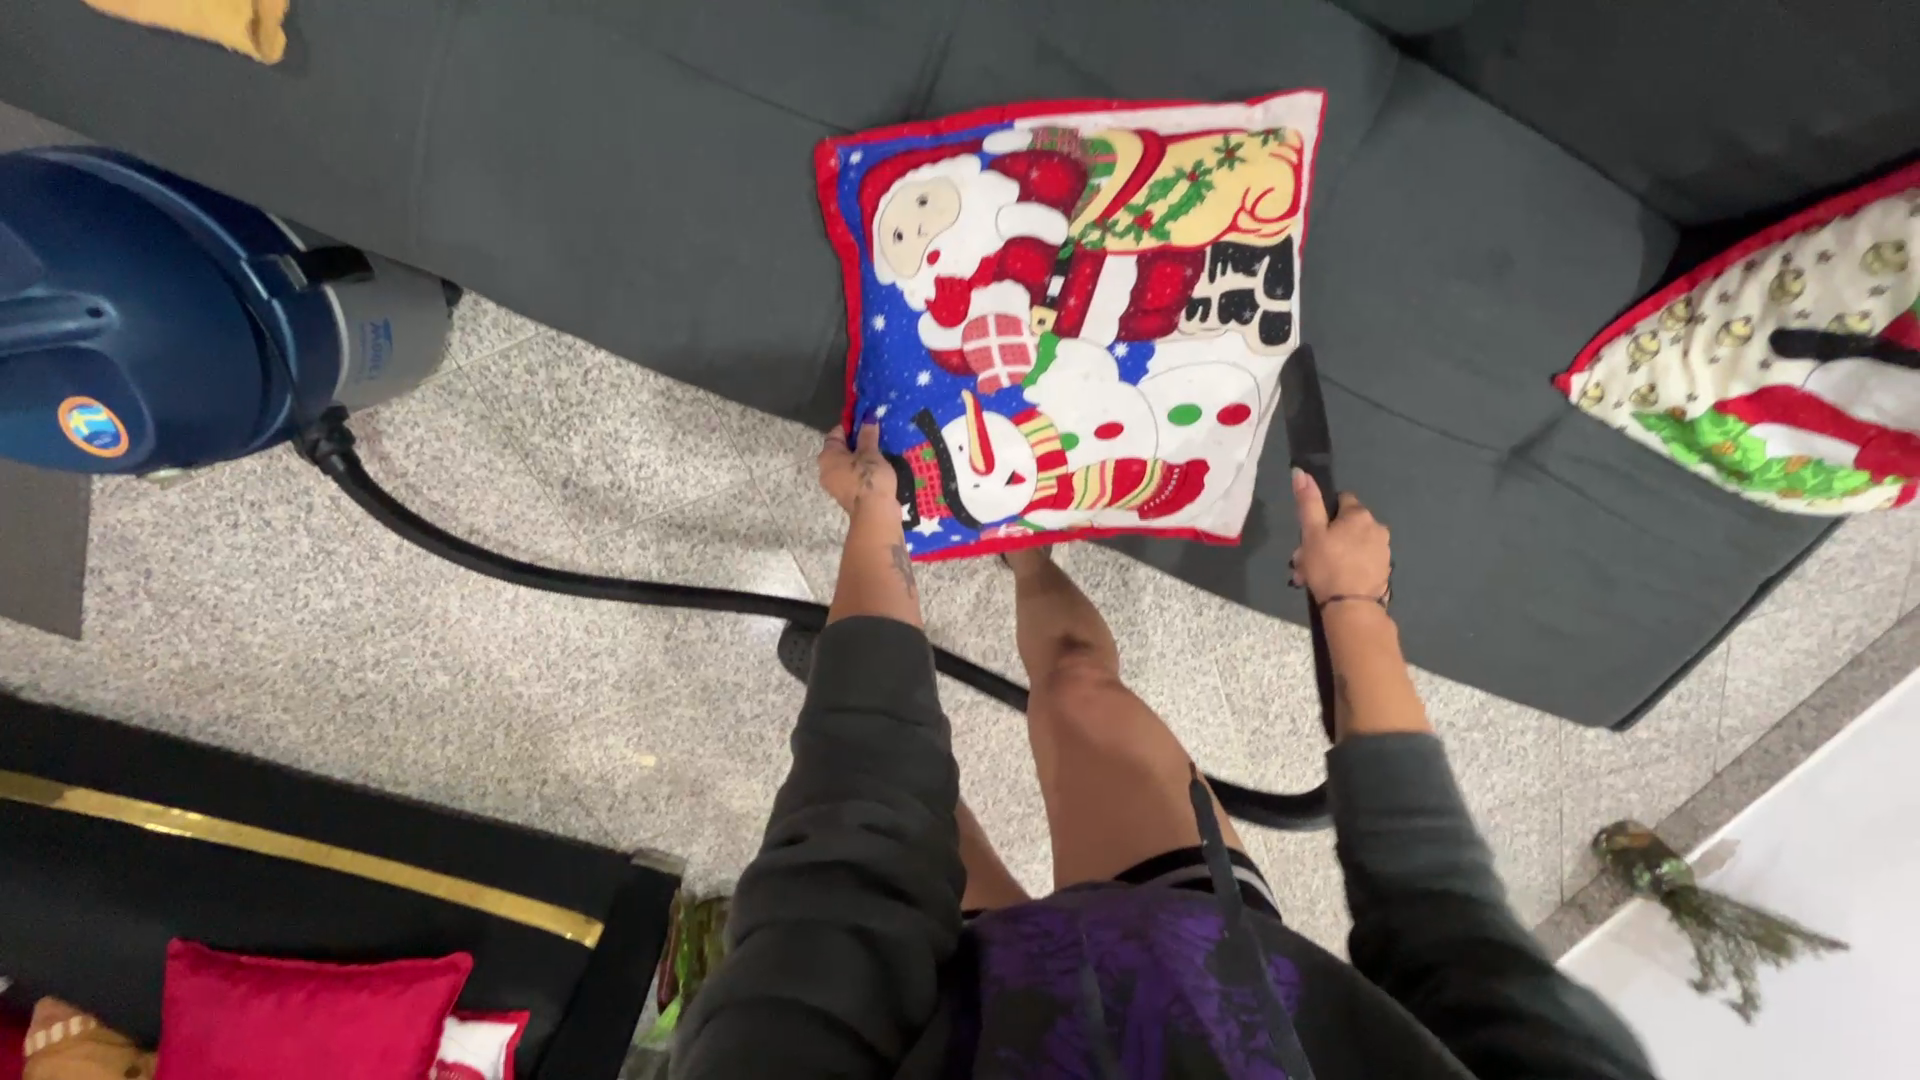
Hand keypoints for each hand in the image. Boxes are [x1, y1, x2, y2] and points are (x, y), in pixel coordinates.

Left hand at [818, 423, 895, 514]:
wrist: (875, 513)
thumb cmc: (869, 477)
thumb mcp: (871, 452)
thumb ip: (868, 435)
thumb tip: (867, 419)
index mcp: (827, 456)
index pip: (836, 433)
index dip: (852, 427)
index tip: (868, 425)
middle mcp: (826, 470)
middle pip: (841, 450)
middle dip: (857, 444)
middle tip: (876, 439)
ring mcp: (835, 486)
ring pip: (847, 465)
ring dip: (860, 459)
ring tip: (879, 454)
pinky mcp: (847, 497)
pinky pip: (853, 478)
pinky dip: (862, 473)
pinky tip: (877, 471)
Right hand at [1290, 468, 1390, 600]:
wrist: (1352, 606)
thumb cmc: (1328, 565)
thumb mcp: (1311, 533)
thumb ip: (1308, 502)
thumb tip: (1301, 471)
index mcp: (1359, 515)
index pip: (1340, 500)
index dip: (1322, 514)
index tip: (1310, 532)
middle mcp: (1377, 528)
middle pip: (1344, 526)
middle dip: (1323, 540)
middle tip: (1304, 560)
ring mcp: (1383, 550)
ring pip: (1350, 546)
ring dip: (1330, 556)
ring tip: (1312, 576)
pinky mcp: (1383, 570)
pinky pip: (1359, 562)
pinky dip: (1344, 568)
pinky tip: (1330, 582)